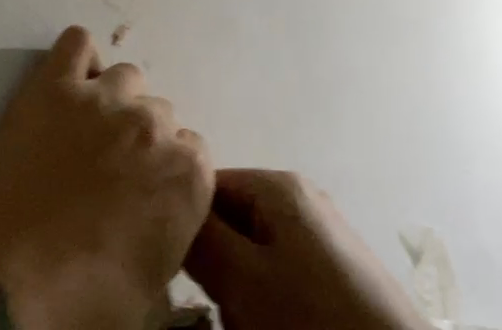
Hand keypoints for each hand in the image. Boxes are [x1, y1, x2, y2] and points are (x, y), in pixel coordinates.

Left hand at [0, 26, 213, 329]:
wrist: (11, 281)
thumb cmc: (89, 295)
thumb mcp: (156, 279)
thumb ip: (173, 226)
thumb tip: (161, 213)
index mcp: (187, 174)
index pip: (192, 150)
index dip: (164, 171)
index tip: (141, 189)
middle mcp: (151, 126)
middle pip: (157, 113)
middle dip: (138, 138)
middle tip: (106, 168)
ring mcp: (101, 99)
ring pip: (125, 77)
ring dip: (113, 100)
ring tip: (84, 131)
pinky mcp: (53, 85)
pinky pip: (76, 41)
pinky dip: (78, 59)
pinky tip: (67, 87)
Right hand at [184, 170, 431, 329]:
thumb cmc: (312, 318)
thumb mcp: (240, 278)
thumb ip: (198, 236)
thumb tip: (165, 204)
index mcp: (277, 185)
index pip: (204, 184)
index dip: (183, 221)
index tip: (176, 262)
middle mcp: (300, 199)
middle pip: (228, 219)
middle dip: (215, 260)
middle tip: (218, 299)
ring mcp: (321, 237)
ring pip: (251, 253)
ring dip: (238, 287)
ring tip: (245, 318)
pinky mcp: (336, 274)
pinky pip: (279, 276)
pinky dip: (266, 300)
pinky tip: (269, 324)